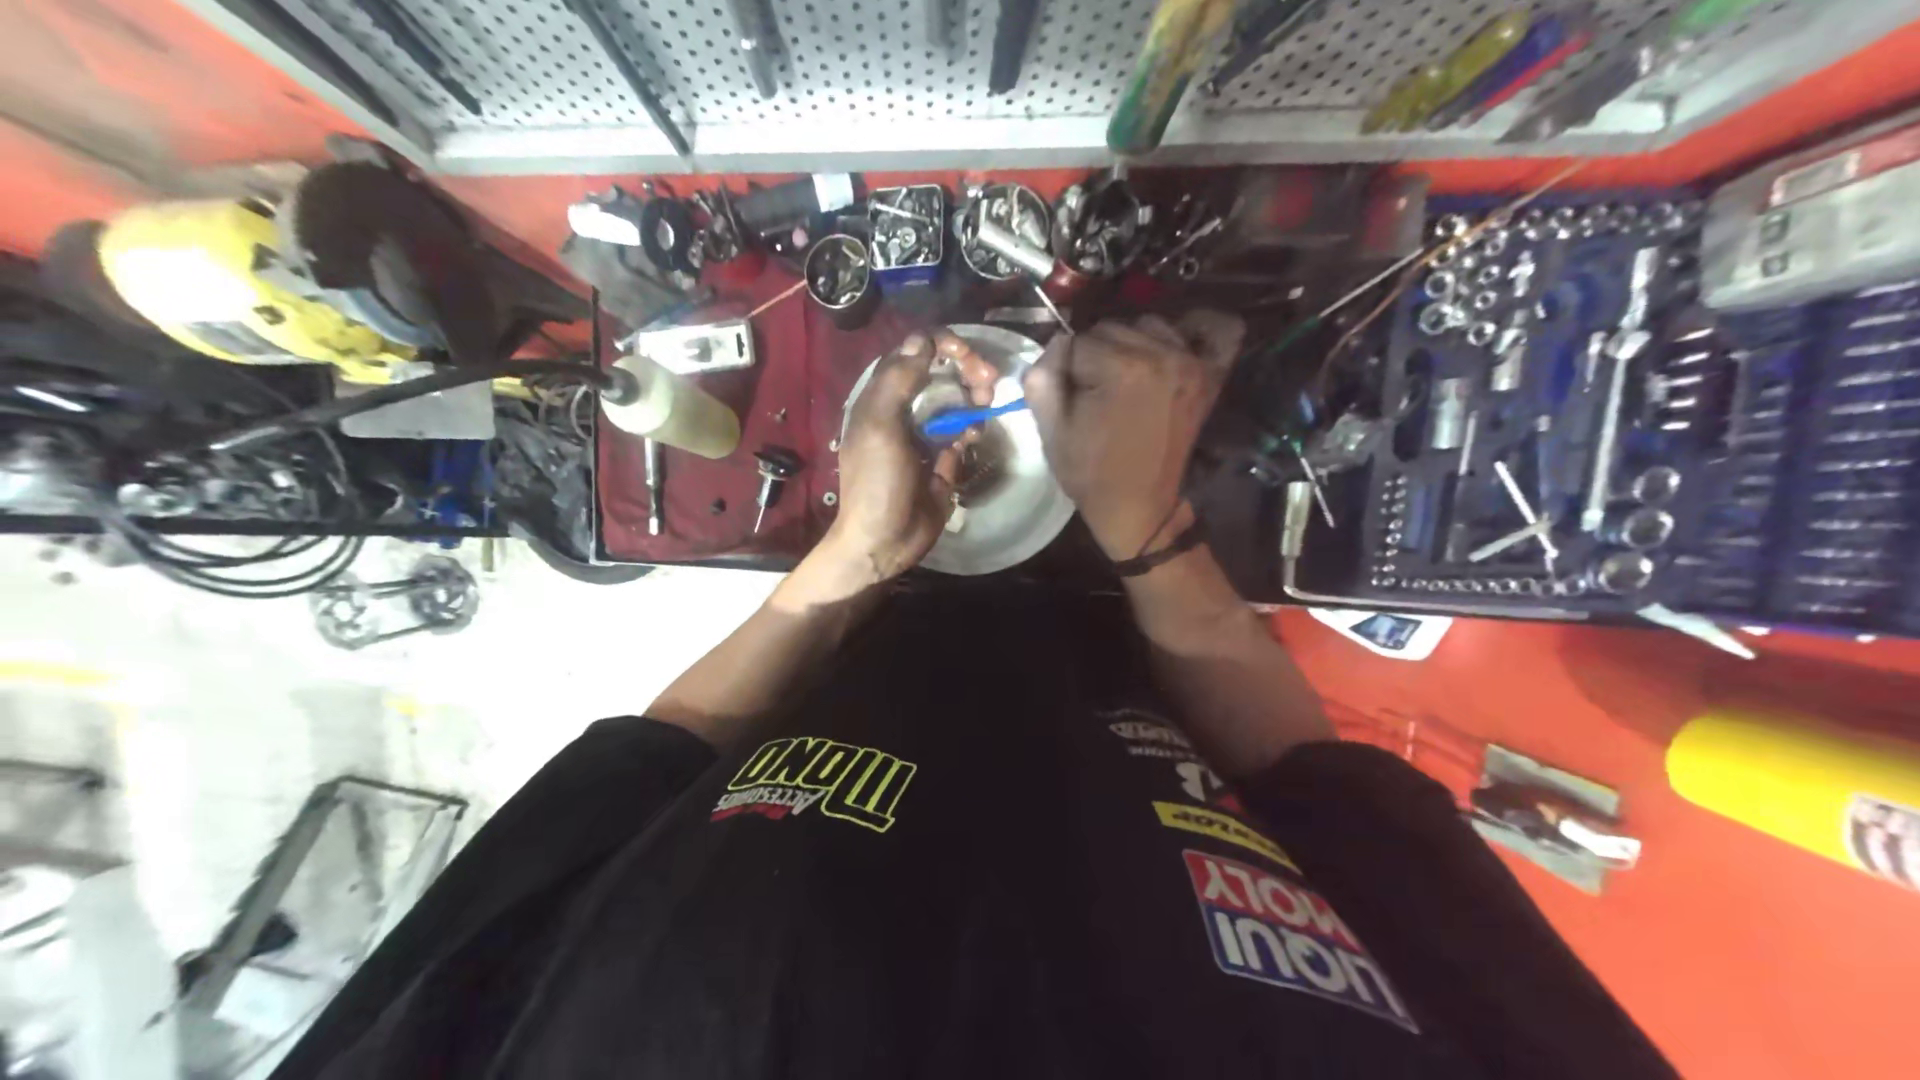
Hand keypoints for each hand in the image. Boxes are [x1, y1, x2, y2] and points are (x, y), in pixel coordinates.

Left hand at [804, 331, 996, 597]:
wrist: (884, 540)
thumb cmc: (877, 482)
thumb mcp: (881, 427)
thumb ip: (898, 380)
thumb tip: (922, 339)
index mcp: (880, 398)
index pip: (912, 353)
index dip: (940, 345)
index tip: (965, 353)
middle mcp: (903, 410)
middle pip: (939, 373)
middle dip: (965, 369)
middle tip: (988, 379)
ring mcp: (925, 434)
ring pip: (955, 400)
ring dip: (973, 395)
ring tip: (987, 403)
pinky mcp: (943, 459)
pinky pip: (962, 432)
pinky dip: (972, 427)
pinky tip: (975, 436)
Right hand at [1023, 312, 1243, 559]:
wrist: (1139, 507)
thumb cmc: (1091, 473)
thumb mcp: (1051, 430)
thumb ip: (1043, 376)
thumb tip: (1058, 341)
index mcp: (1121, 369)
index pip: (1077, 342)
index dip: (1067, 371)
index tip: (1072, 400)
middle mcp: (1162, 355)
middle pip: (1111, 329)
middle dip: (1096, 355)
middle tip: (1096, 395)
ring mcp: (1192, 364)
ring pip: (1147, 326)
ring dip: (1133, 346)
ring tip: (1127, 382)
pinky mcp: (1209, 376)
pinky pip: (1216, 331)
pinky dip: (1198, 330)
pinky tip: (1175, 348)